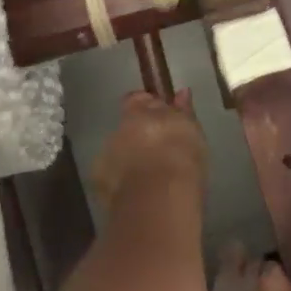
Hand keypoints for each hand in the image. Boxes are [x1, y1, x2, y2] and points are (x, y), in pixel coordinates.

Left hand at [90, 90, 206, 208]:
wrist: (159, 198)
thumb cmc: (180, 157)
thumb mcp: (191, 130)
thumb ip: (183, 110)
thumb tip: (182, 93)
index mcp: (138, 112)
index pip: (136, 99)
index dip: (147, 107)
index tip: (161, 117)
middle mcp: (117, 130)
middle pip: (126, 128)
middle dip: (139, 136)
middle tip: (159, 151)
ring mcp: (105, 157)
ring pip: (118, 153)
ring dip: (130, 159)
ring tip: (150, 177)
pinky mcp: (100, 184)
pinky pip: (112, 179)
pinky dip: (122, 183)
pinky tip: (137, 194)